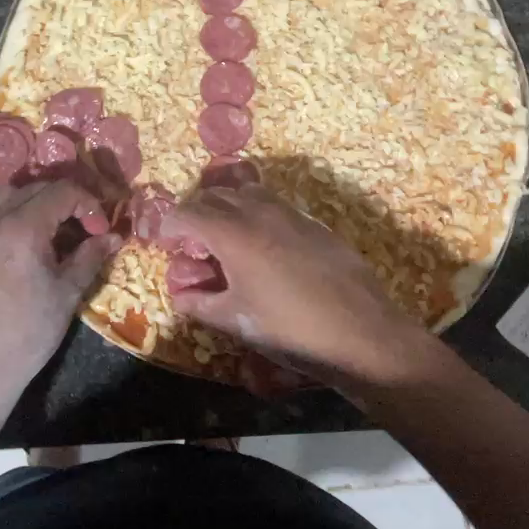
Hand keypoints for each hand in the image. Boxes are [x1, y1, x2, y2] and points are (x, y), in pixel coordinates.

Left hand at [0, 179, 122, 388]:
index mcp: (22, 227)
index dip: (89, 205)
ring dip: (37, 202)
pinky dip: (10, 212)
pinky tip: (24, 238)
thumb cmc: (27, 332)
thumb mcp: (67, 293)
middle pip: (37, 188)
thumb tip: (113, 236)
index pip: (63, 192)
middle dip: (66, 202)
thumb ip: (90, 256)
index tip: (101, 229)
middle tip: (84, 228)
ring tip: (55, 230)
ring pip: (9, 194)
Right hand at [161, 185, 438, 391]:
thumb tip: (181, 293)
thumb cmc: (291, 330)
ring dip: (226, 210)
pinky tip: (262, 251)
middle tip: (193, 248)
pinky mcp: (313, 224)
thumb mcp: (235, 322)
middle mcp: (258, 212)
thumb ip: (199, 303)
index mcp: (232, 233)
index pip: (186, 213)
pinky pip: (272, 206)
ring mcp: (290, 213)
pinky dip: (254, 216)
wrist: (363, 335)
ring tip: (226, 244)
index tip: (165, 245)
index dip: (168, 227)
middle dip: (195, 216)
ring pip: (245, 193)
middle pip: (213, 196)